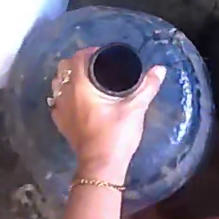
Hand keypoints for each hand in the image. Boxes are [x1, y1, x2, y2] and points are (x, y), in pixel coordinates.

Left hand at [49, 47, 165, 183]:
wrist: (101, 165)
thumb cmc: (116, 135)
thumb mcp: (135, 108)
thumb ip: (147, 87)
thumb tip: (160, 69)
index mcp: (80, 86)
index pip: (77, 58)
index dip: (90, 52)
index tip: (104, 56)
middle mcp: (65, 94)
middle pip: (64, 68)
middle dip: (78, 63)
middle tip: (96, 67)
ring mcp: (60, 110)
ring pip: (57, 84)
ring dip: (69, 78)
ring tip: (87, 82)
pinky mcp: (60, 123)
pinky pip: (58, 101)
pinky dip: (65, 95)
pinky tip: (78, 101)